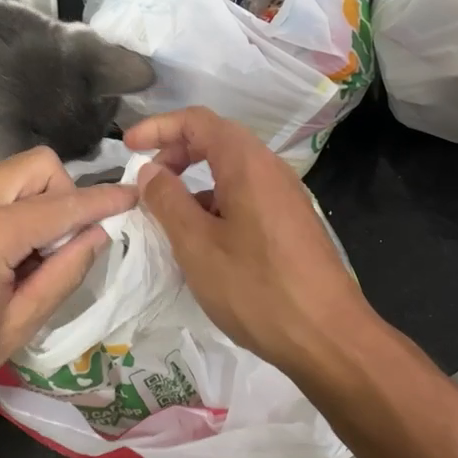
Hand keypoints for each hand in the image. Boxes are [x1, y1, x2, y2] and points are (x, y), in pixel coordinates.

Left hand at [0, 147, 135, 441]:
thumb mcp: (13, 331)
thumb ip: (63, 275)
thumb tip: (97, 235)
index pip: (62, 204)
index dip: (103, 199)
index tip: (133, 196)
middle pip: (37, 164)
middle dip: (65, 191)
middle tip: (63, 242)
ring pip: (10, 170)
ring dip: (35, 197)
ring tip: (28, 253)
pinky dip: (6, 204)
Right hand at [124, 107, 370, 374]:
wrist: (329, 337)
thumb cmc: (257, 288)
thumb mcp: (198, 246)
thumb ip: (168, 202)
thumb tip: (151, 171)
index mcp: (246, 162)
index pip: (197, 120)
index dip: (159, 127)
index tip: (128, 148)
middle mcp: (269, 167)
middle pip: (215, 139)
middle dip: (175, 153)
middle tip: (146, 182)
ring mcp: (284, 194)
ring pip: (231, 170)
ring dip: (195, 182)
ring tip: (168, 217)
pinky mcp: (291, 221)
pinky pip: (246, 194)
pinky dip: (216, 203)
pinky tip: (203, 242)